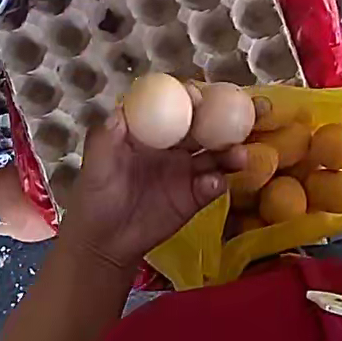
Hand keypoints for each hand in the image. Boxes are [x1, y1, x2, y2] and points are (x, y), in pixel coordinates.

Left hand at [59, 108, 245, 270]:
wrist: (105, 243)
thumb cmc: (95, 198)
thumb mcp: (95, 166)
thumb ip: (104, 140)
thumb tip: (118, 113)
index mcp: (152, 131)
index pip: (176, 107)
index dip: (190, 98)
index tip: (200, 98)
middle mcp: (175, 146)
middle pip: (206, 126)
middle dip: (227, 118)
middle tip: (246, 115)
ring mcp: (188, 171)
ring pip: (217, 155)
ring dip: (231, 152)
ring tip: (239, 156)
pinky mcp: (196, 196)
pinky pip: (213, 186)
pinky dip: (218, 182)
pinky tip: (216, 184)